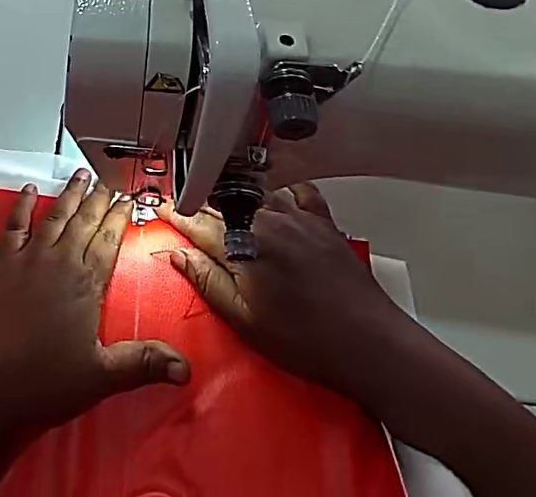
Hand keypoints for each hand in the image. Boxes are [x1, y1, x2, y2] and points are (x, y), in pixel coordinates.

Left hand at [0, 169, 189, 431]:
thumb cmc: (42, 377)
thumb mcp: (100, 375)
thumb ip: (141, 363)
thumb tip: (184, 368)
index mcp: (85, 283)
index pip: (108, 241)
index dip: (120, 218)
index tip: (129, 200)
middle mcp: (59, 260)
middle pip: (84, 222)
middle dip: (98, 199)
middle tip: (109, 180)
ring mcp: (28, 256)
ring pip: (55, 216)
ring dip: (69, 194)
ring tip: (81, 175)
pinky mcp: (1, 259)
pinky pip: (15, 223)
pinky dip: (23, 204)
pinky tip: (30, 189)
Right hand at [159, 181, 409, 397]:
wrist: (372, 345)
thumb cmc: (309, 340)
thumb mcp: (245, 320)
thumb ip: (207, 281)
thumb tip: (178, 253)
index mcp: (244, 244)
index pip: (198, 223)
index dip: (176, 215)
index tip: (163, 208)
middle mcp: (268, 221)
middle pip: (224, 203)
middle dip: (201, 203)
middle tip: (186, 205)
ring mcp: (298, 217)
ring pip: (256, 193)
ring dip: (236, 195)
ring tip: (224, 200)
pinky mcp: (323, 222)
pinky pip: (298, 191)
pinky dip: (282, 190)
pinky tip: (276, 196)